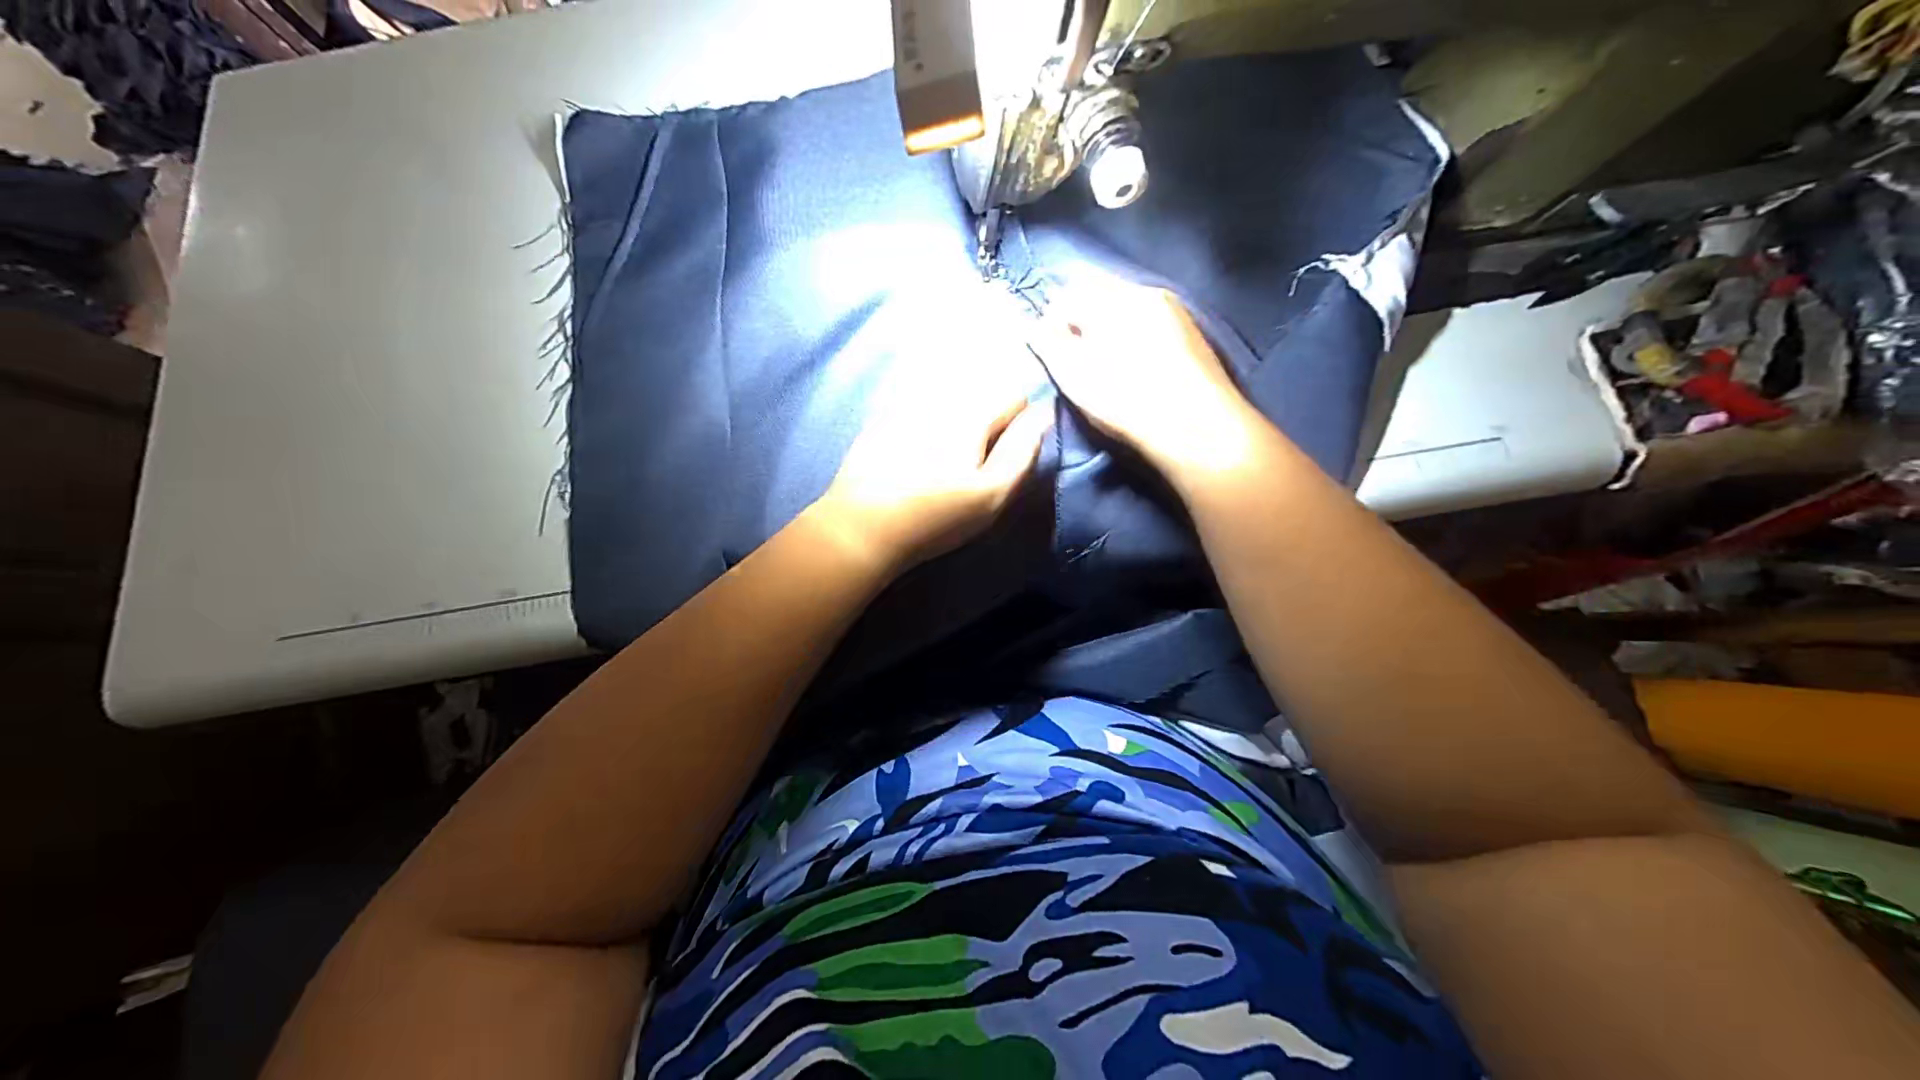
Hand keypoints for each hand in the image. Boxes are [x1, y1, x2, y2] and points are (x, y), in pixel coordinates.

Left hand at [813, 350, 1052, 572]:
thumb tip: (1045, 413)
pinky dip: (925, 414)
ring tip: (947, 455)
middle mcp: (941, 396)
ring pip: (948, 393)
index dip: (1020, 425)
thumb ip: (1023, 450)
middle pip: (981, 390)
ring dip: (957, 411)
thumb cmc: (936, 516)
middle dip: (987, 416)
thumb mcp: (992, 493)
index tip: (1006, 456)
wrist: (862, 526)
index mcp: (972, 412)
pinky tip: (916, 448)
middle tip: (976, 459)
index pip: (1015, 397)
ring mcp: (906, 404)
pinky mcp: (879, 419)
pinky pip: (914, 402)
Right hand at [1028, 283, 1268, 479]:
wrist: (1199, 429)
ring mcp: (1174, 311)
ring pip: (1127, 310)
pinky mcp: (1192, 335)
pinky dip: (1133, 339)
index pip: (1065, 295)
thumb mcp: (1073, 375)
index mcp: (1113, 297)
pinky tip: (1133, 369)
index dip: (1049, 323)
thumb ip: (1047, 343)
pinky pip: (1149, 325)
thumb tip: (1034, 325)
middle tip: (1073, 360)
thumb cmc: (1126, 401)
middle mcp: (1146, 291)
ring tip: (1102, 366)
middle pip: (1099, 296)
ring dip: (1108, 330)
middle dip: (1080, 322)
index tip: (1047, 353)